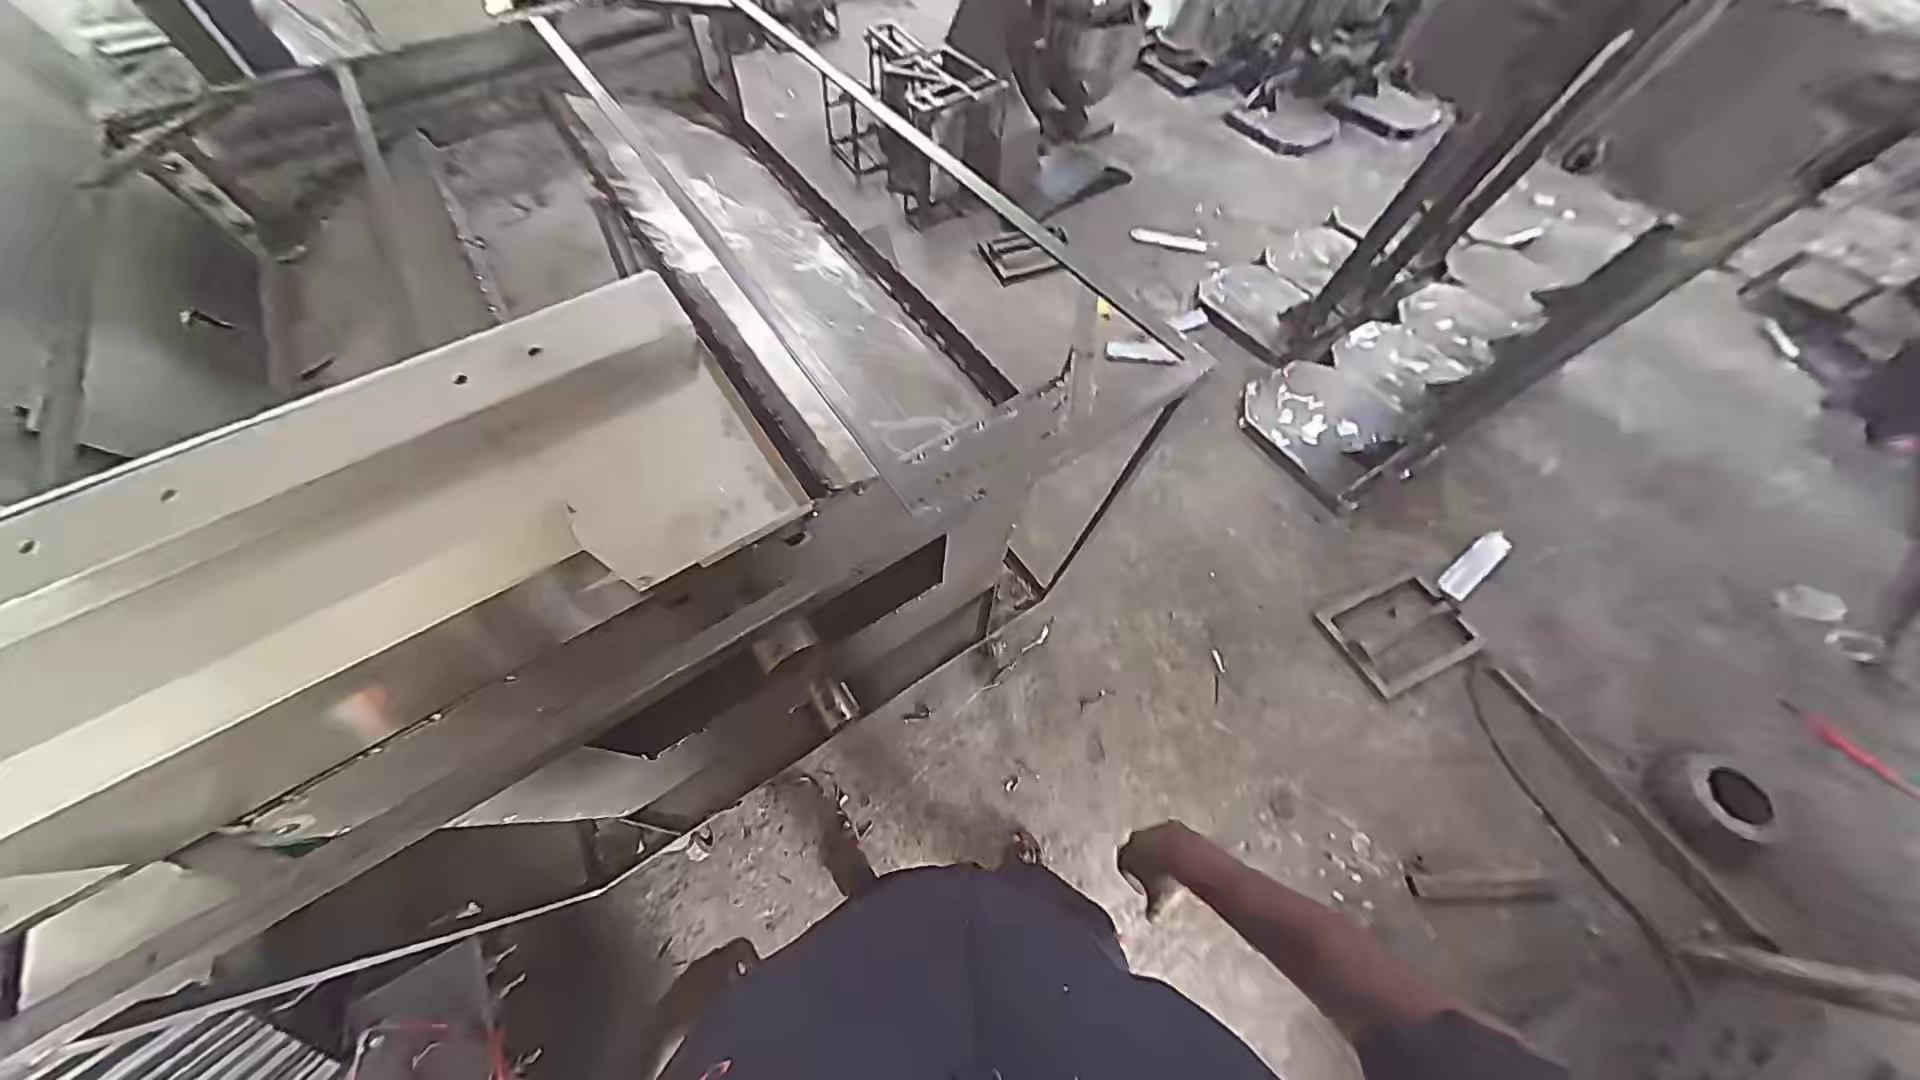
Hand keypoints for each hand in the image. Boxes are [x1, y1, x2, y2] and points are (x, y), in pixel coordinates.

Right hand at [1117, 821, 1195, 920]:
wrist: (1184, 854)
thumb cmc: (1166, 877)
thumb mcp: (1158, 900)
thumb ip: (1152, 910)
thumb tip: (1152, 919)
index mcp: (1125, 856)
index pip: (1124, 867)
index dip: (1133, 879)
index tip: (1144, 889)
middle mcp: (1134, 840)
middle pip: (1135, 851)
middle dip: (1144, 862)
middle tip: (1156, 877)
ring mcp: (1151, 830)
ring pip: (1152, 842)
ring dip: (1158, 853)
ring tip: (1172, 869)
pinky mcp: (1168, 825)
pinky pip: (1169, 836)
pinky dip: (1174, 845)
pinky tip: (1183, 858)